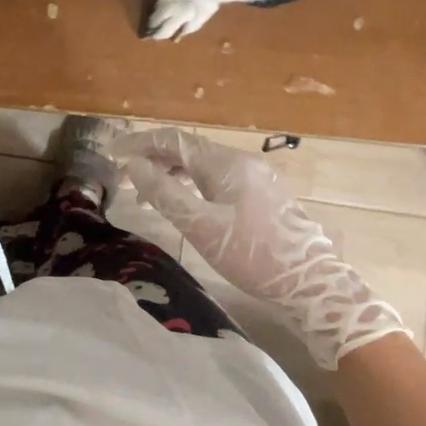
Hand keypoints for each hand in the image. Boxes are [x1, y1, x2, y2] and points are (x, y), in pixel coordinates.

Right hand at [111, 127, 407, 368]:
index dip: (139, 142)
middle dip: (153, 158)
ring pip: (202, 164)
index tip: (112, 151)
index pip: (173, 140)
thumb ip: (164, 192)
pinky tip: (182, 201)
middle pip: (188, 149)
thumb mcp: (200, 226)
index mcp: (226, 163)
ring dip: (171, 172)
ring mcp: (255, 177)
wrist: (313, 286)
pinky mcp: (262, 194)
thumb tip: (132, 165)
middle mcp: (241, 161)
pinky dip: (191, 183)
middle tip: (124, 175)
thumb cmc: (252, 255)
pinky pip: (216, 177)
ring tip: (147, 192)